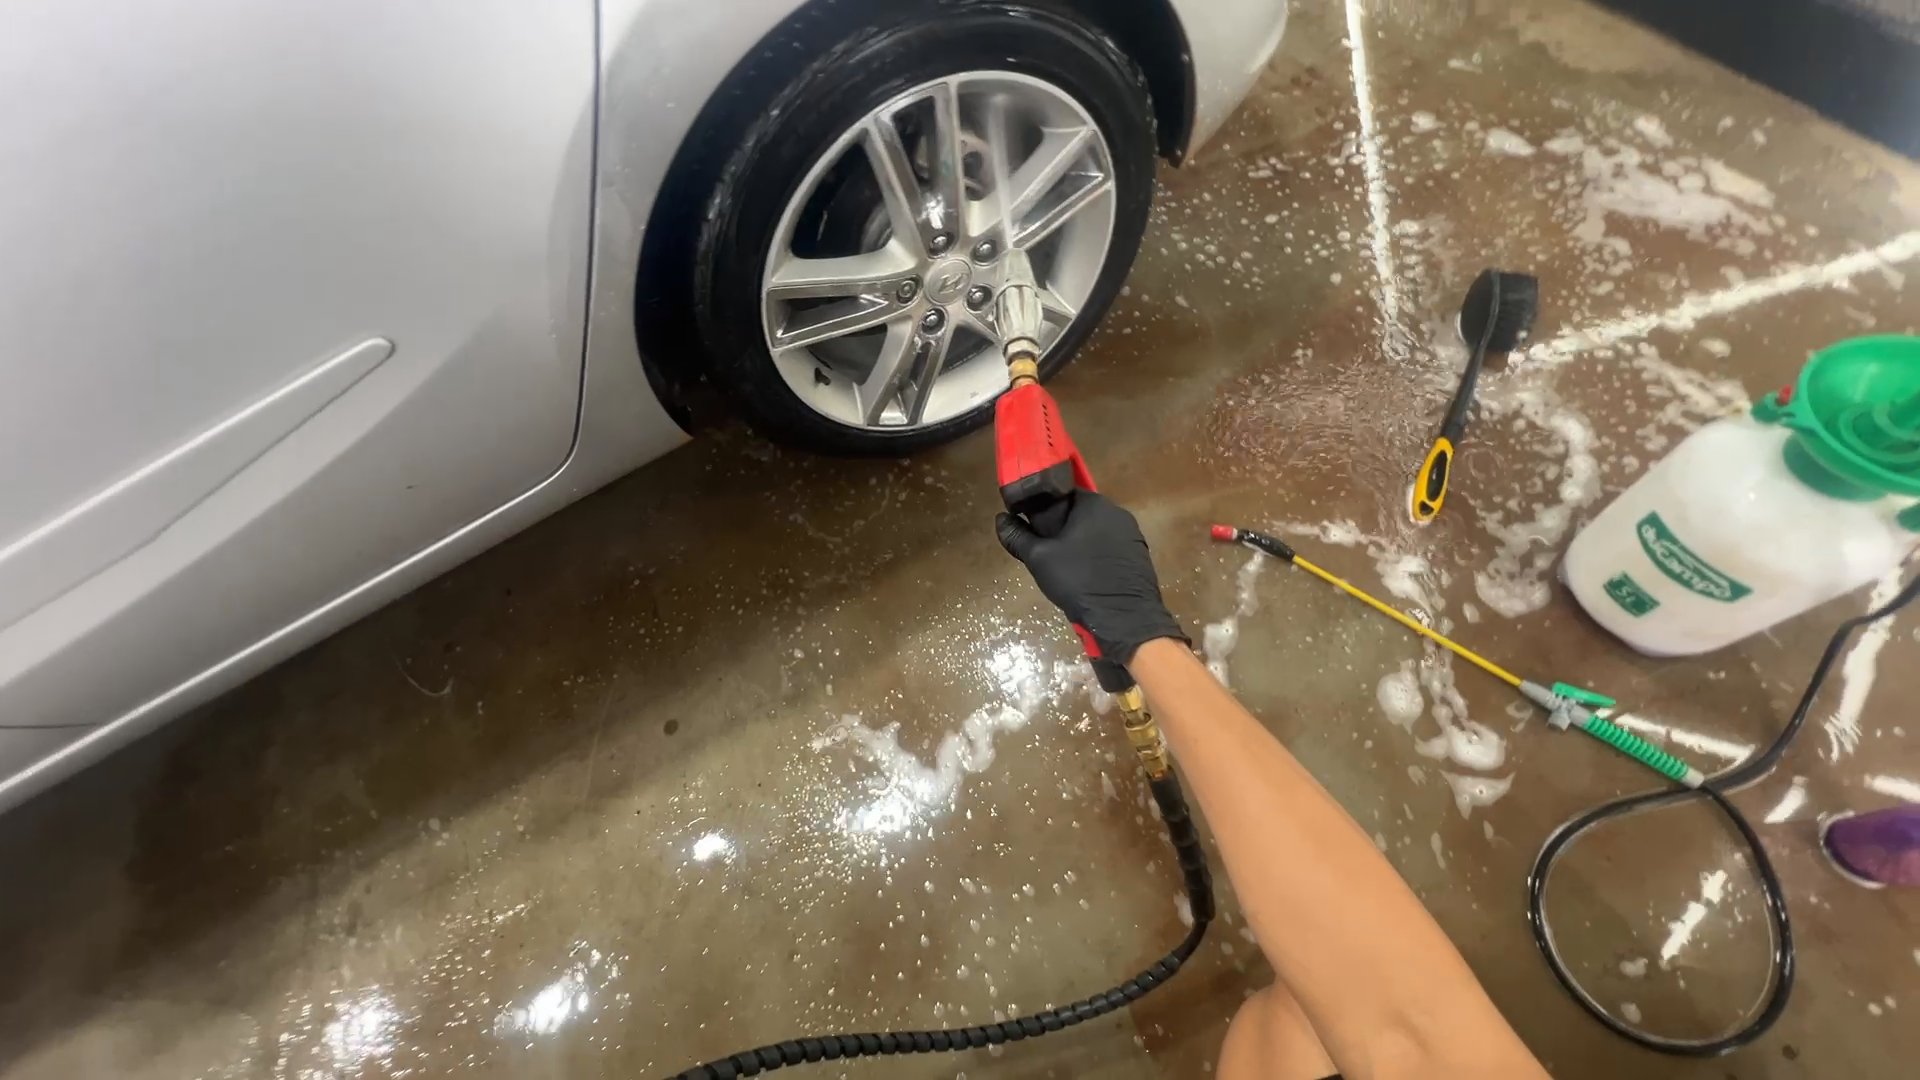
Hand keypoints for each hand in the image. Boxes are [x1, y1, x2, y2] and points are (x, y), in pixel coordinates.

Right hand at [995, 491, 1187, 664]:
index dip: (1042, 509)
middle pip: (1080, 513)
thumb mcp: (1039, 559)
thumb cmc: (1079, 581)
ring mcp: (1132, 534)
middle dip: (1061, 528)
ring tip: (1065, 567)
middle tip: (1045, 551)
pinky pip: (1110, 547)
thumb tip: (1000, 518)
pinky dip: (1096, 556)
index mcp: (1094, 503)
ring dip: (1079, 543)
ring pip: (1095, 531)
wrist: (1125, 619)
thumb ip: (1017, 536)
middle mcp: (1117, 512)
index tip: (1031, 526)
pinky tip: (1087, 576)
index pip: (1062, 493)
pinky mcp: (1139, 554)